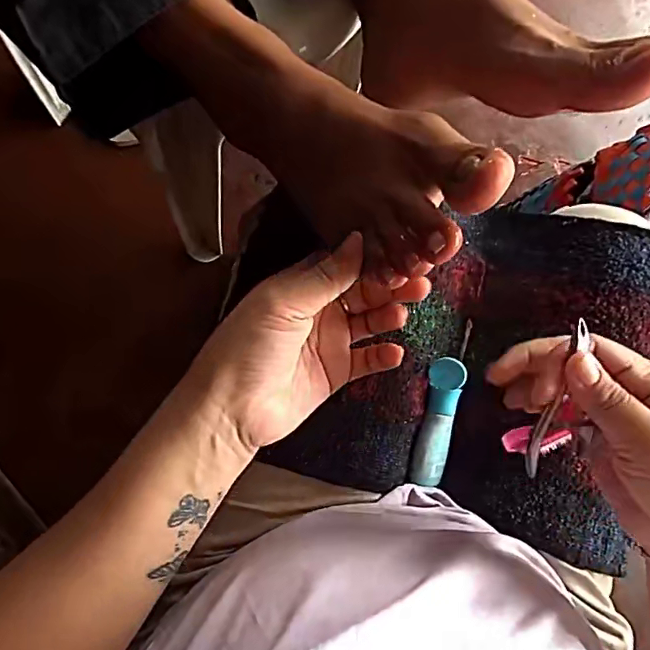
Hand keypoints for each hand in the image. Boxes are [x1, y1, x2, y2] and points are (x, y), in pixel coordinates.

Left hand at [183, 232, 429, 453]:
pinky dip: (383, 355)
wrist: (232, 409)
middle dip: (389, 285)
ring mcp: (325, 342)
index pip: (342, 264)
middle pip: (361, 291)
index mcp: (298, 287)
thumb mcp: (282, 302)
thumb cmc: (244, 349)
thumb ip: (324, 275)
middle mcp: (314, 311)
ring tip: (404, 312)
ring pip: (368, 322)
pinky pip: (366, 359)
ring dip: (390, 315)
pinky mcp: (333, 372)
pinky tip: (394, 351)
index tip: (401, 253)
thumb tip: (357, 241)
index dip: (372, 259)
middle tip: (417, 281)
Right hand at [486, 334, 649, 571]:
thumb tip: (575, 360)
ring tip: (513, 402)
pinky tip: (530, 420)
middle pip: (573, 367)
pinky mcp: (600, 445)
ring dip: (536, 392)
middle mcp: (630, 396)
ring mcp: (613, 420)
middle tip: (511, 392)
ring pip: (565, 392)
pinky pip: (566, 421)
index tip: (523, 376)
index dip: (551, 357)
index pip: (592, 351)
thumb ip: (609, 401)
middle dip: (537, 373)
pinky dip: (544, 418)